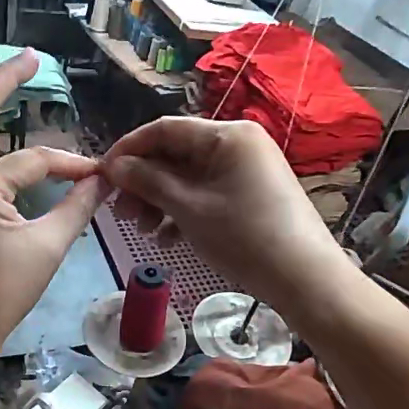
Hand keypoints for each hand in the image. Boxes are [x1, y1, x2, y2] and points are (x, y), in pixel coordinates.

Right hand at [102, 117, 357, 318]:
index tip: (102, 176)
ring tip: (142, 231)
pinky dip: (183, 211)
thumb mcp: (189, 208)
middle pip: (176, 154)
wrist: (305, 278)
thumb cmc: (244, 237)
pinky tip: (167, 239)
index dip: (128, 150)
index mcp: (227, 134)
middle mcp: (238, 142)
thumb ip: (148, 182)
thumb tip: (114, 166)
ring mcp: (247, 168)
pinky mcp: (251, 192)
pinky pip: (207, 192)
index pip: (164, 129)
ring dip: (160, 200)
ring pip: (189, 176)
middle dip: (144, 183)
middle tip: (121, 214)